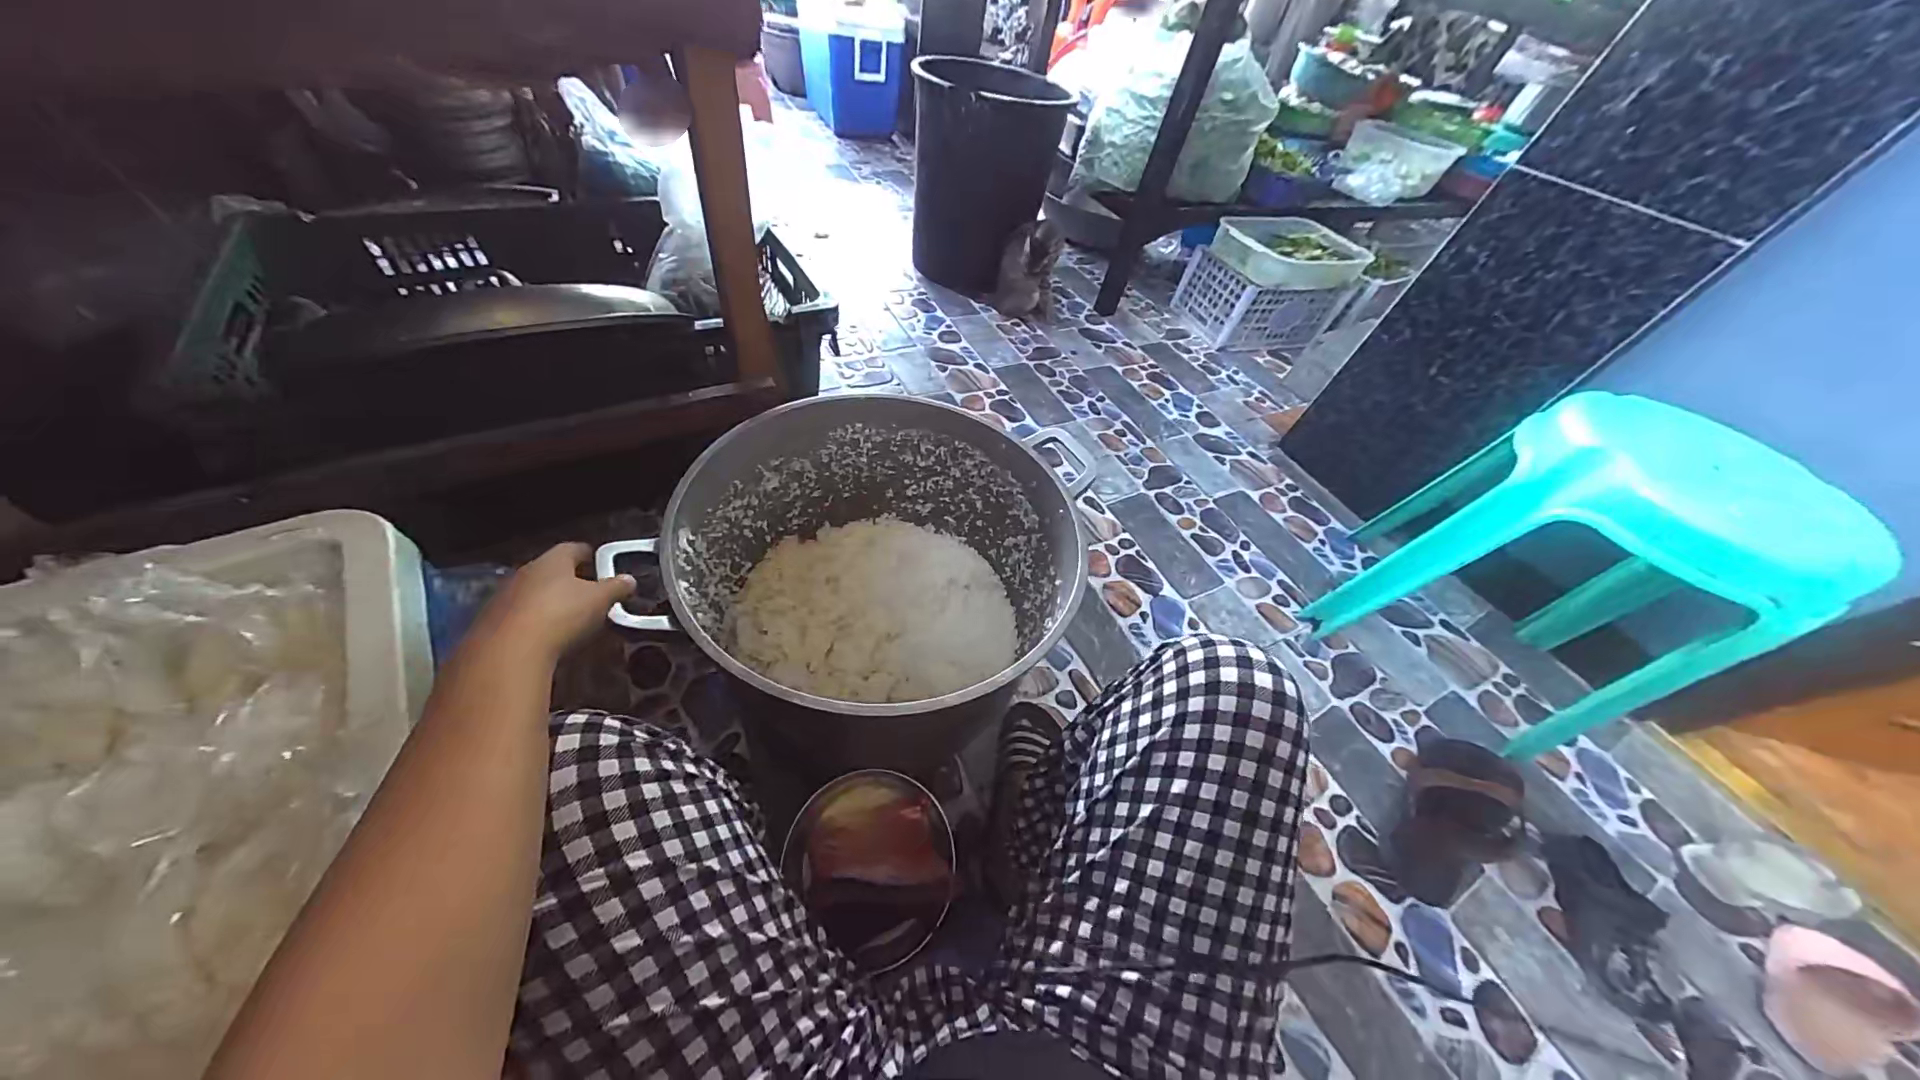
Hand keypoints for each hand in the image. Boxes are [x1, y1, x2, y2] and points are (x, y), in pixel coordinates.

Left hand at [469, 543, 635, 661]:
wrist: (509, 652)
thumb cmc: (562, 615)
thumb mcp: (600, 600)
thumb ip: (616, 587)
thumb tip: (629, 579)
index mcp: (553, 561)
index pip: (574, 549)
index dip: (591, 555)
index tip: (603, 564)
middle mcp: (525, 572)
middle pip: (552, 570)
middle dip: (571, 580)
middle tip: (590, 594)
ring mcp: (504, 597)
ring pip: (534, 592)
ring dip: (550, 601)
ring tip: (570, 618)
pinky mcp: (491, 622)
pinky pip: (519, 615)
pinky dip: (534, 621)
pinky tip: (545, 636)